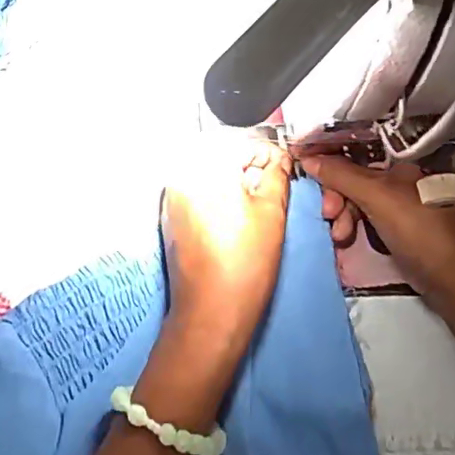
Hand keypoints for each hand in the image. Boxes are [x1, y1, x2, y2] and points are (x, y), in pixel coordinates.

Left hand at [160, 137, 292, 347]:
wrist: (210, 314)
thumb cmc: (244, 266)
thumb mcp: (272, 212)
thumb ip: (276, 175)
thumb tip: (279, 161)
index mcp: (202, 167)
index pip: (240, 141)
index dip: (268, 152)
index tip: (284, 167)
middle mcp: (179, 175)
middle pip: (221, 153)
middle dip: (248, 164)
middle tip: (272, 184)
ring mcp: (171, 197)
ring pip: (208, 171)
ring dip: (232, 179)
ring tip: (256, 204)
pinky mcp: (170, 217)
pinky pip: (197, 191)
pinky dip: (217, 194)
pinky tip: (236, 217)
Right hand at [301, 155, 454, 317]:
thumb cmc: (423, 233)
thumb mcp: (379, 199)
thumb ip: (342, 175)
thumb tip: (308, 157)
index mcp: (408, 161)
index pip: (359, 149)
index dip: (332, 161)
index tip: (308, 176)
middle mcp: (408, 177)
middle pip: (358, 176)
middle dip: (338, 195)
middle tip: (328, 215)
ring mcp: (408, 205)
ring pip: (363, 200)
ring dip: (345, 215)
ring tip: (341, 236)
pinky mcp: (407, 230)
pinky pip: (372, 219)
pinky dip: (358, 228)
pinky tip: (352, 240)